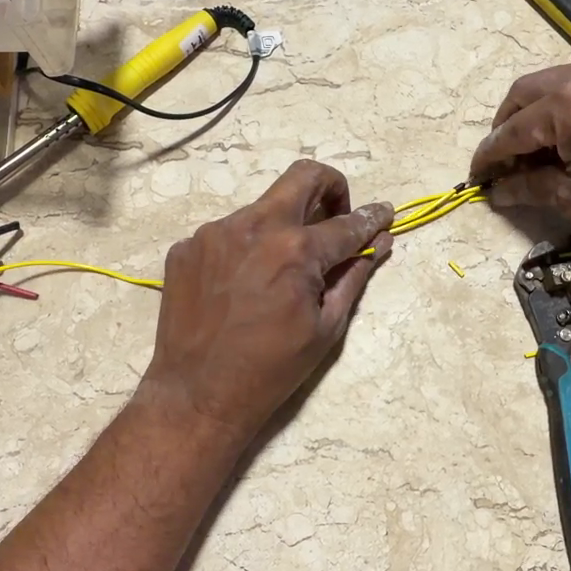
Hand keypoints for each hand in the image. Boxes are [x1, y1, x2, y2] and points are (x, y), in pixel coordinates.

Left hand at [140, 160, 394, 440]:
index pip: (347, 223)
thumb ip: (354, 277)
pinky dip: (247, 250)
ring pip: (262, 208)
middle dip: (331, 189)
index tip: (384, 214)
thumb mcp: (326, 327)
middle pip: (304, 176)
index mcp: (296, 250)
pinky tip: (242, 288)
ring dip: (282, 227)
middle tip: (334, 218)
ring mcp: (214, 233)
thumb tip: (379, 243)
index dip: (372, 219)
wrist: (197, 394)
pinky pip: (228, 234)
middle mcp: (254, 226)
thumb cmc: (272, 369)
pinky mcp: (186, 247)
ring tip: (279, 273)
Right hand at [468, 53, 570, 251]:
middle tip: (502, 162)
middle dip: (507, 125)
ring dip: (538, 111)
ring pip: (559, 82)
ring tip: (536, 150)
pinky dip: (570, 104)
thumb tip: (499, 191)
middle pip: (528, 92)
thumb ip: (530, 187)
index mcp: (567, 101)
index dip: (490, 156)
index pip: (512, 129)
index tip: (477, 178)